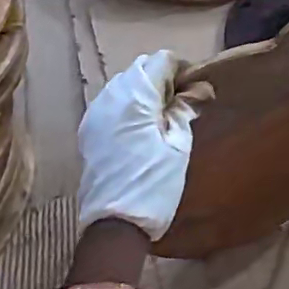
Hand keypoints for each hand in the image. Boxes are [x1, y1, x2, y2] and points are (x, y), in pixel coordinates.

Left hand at [77, 50, 199, 239]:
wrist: (115, 227)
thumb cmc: (154, 184)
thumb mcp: (178, 144)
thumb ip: (185, 108)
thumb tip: (199, 88)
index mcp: (135, 95)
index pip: (162, 60)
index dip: (182, 70)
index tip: (195, 90)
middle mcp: (111, 96)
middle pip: (141, 68)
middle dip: (163, 77)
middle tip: (182, 102)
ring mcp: (96, 113)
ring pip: (125, 83)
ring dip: (145, 90)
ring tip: (162, 116)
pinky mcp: (89, 131)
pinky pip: (112, 102)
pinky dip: (128, 105)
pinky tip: (141, 127)